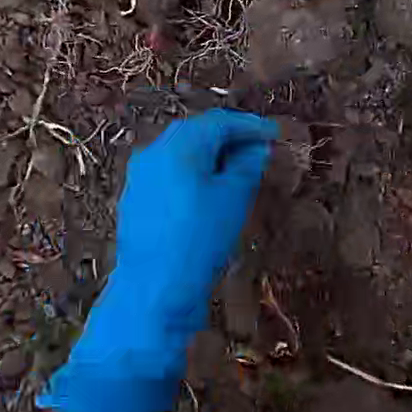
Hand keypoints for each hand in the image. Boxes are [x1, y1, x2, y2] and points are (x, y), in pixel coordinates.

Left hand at [40, 109, 277, 411]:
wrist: (154, 290)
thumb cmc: (201, 236)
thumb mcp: (234, 196)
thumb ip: (247, 164)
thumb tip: (255, 148)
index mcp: (180, 144)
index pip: (221, 122)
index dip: (251, 126)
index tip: (274, 134)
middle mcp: (155, 151)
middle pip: (199, 132)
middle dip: (231, 137)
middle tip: (259, 147)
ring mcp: (142, 175)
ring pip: (184, 151)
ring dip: (213, 153)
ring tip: (240, 167)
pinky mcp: (138, 197)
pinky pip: (172, 171)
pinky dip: (196, 170)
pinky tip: (212, 187)